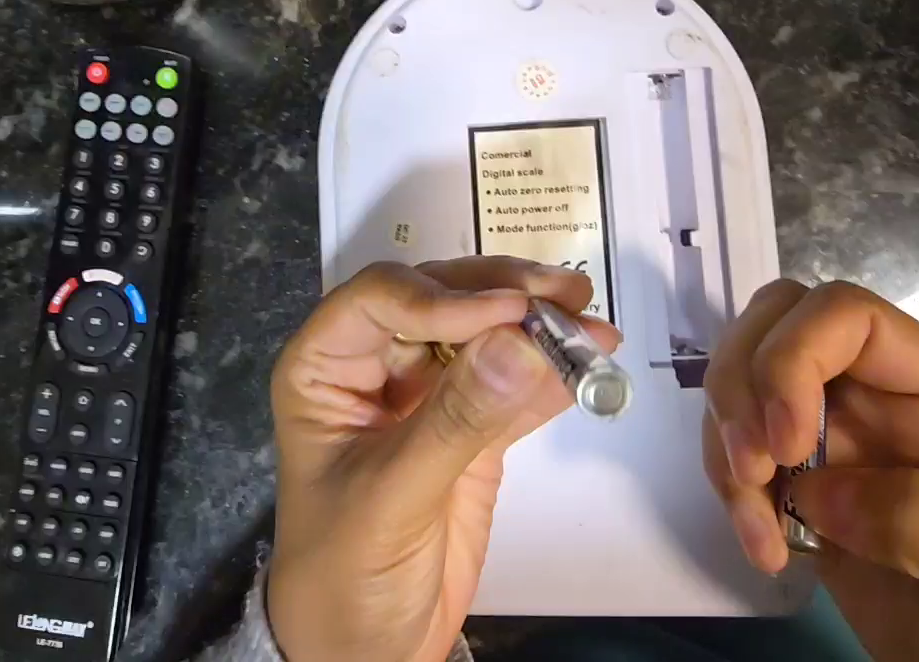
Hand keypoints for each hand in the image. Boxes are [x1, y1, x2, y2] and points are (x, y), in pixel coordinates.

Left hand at [267, 258, 619, 661]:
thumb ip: (455, 420)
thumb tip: (520, 342)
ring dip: (537, 324)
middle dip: (501, 292)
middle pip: (439, 297)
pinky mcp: (472, 421)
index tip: (511, 312)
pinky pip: (513, 384)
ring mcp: (427, 388)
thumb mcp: (391, 497)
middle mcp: (375, 360)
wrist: (368, 650)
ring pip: (482, 331)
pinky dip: (552, 373)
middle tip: (565, 295)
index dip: (443, 295)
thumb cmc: (345, 573)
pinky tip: (592, 361)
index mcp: (326, 364)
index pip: (381, 298)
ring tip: (591, 323)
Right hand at [704, 279, 918, 661]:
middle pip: (780, 324)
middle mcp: (888, 407)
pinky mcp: (805, 493)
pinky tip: (762, 546)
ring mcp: (841, 447)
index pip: (853, 318)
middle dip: (744, 384)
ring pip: (746, 380)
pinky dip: (726, 484)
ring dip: (726, 441)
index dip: (796, 355)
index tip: (784, 445)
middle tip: (751, 468)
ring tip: (756, 528)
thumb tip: (816, 489)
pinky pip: (738, 447)